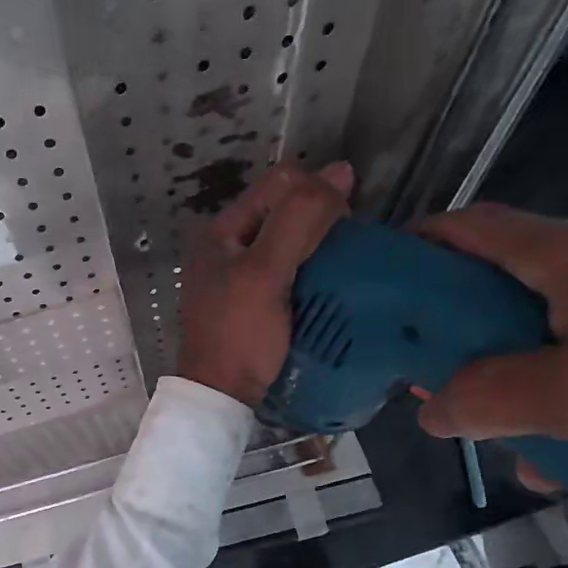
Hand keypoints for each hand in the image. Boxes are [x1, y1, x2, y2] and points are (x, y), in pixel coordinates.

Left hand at [179, 163, 352, 404]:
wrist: (222, 395)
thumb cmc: (239, 333)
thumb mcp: (265, 272)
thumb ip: (297, 221)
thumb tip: (341, 171)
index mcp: (221, 229)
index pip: (279, 183)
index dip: (316, 191)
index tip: (344, 223)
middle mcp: (228, 244)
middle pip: (284, 209)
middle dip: (320, 217)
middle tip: (346, 245)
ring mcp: (239, 272)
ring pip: (290, 238)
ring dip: (319, 243)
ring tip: (344, 261)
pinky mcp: (253, 297)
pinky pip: (289, 266)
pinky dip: (311, 267)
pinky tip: (329, 280)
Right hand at [411, 204, 567, 521]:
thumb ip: (494, 396)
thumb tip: (428, 408)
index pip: (467, 228)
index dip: (409, 248)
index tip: (365, 296)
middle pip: (495, 291)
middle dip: (446, 340)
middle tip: (412, 390)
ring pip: (542, 342)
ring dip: (506, 389)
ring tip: (485, 444)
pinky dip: (565, 412)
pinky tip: (564, 467)